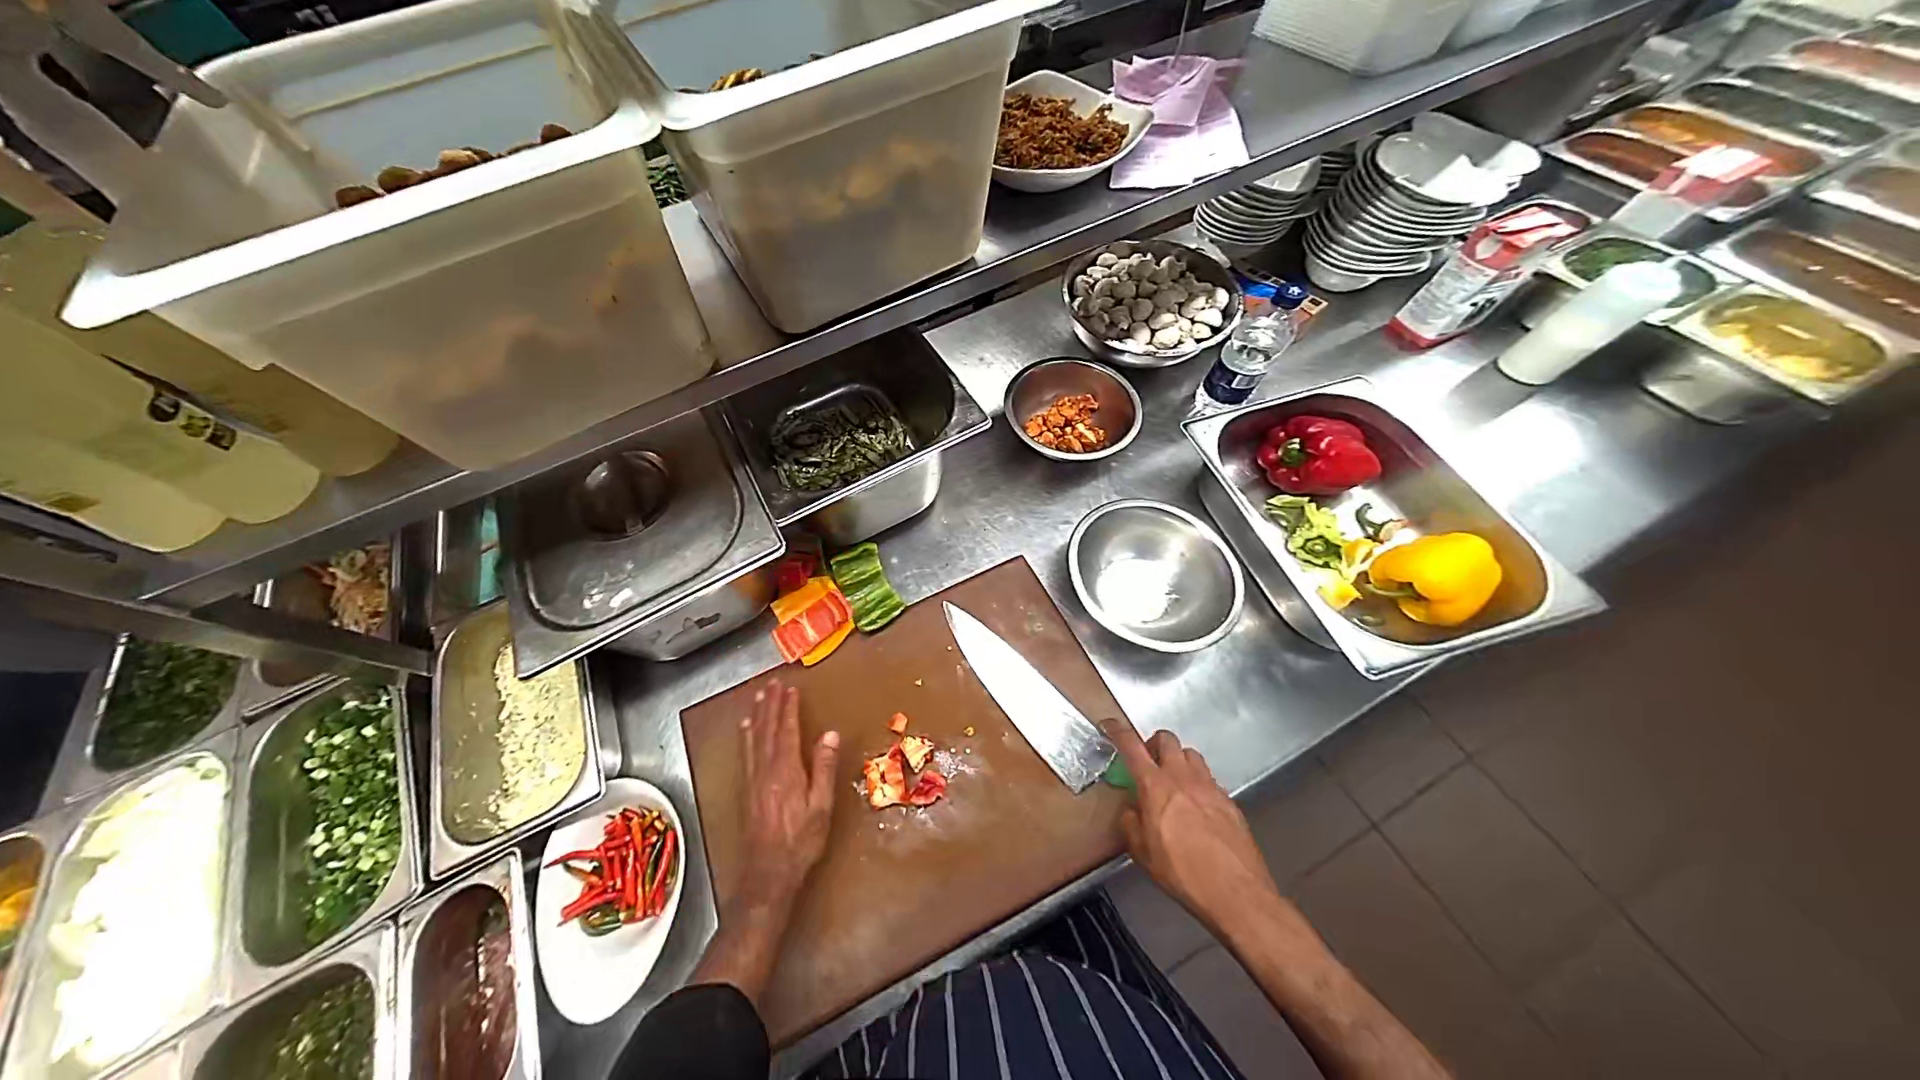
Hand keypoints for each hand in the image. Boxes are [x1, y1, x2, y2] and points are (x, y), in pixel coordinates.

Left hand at [735, 680, 839, 912]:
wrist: (768, 872)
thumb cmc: (801, 841)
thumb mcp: (821, 806)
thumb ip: (824, 768)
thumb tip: (830, 735)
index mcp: (786, 770)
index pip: (787, 731)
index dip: (788, 708)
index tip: (791, 689)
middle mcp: (765, 770)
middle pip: (767, 729)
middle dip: (770, 705)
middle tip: (772, 683)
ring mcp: (753, 779)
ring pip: (753, 739)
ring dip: (757, 715)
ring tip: (759, 697)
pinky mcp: (746, 790)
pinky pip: (745, 753)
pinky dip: (746, 736)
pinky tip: (746, 730)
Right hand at [1103, 720, 1286, 937]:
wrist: (1235, 892)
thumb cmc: (1183, 874)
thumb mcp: (1142, 853)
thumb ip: (1131, 823)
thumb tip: (1132, 812)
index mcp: (1155, 786)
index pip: (1131, 746)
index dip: (1118, 732)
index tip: (1110, 726)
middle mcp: (1183, 778)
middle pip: (1167, 739)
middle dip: (1153, 744)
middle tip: (1147, 760)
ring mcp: (1210, 787)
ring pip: (1191, 755)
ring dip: (1178, 760)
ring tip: (1173, 780)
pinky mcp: (1230, 801)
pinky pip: (1210, 780)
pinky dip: (1199, 783)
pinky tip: (1197, 806)